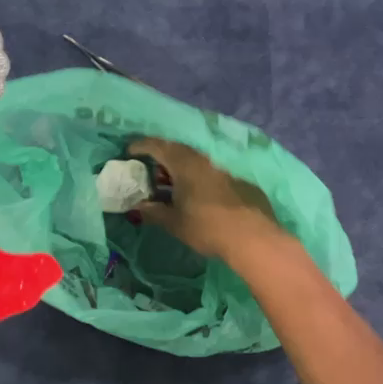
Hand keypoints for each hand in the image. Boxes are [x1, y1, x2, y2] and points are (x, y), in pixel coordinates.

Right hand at [128, 137, 285, 260]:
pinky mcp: (238, 181)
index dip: (142, 146)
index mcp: (185, 164)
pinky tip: (197, 195)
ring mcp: (223, 170)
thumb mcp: (174, 222)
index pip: (158, 146)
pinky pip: (211, 173)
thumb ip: (153, 212)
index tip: (130, 151)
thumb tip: (137, 207)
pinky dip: (197, 178)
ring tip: (171, 184)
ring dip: (181, 168)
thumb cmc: (206, 227)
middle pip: (178, 150)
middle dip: (161, 157)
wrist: (252, 237)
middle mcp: (204, 160)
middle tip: (150, 170)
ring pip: (196, 161)